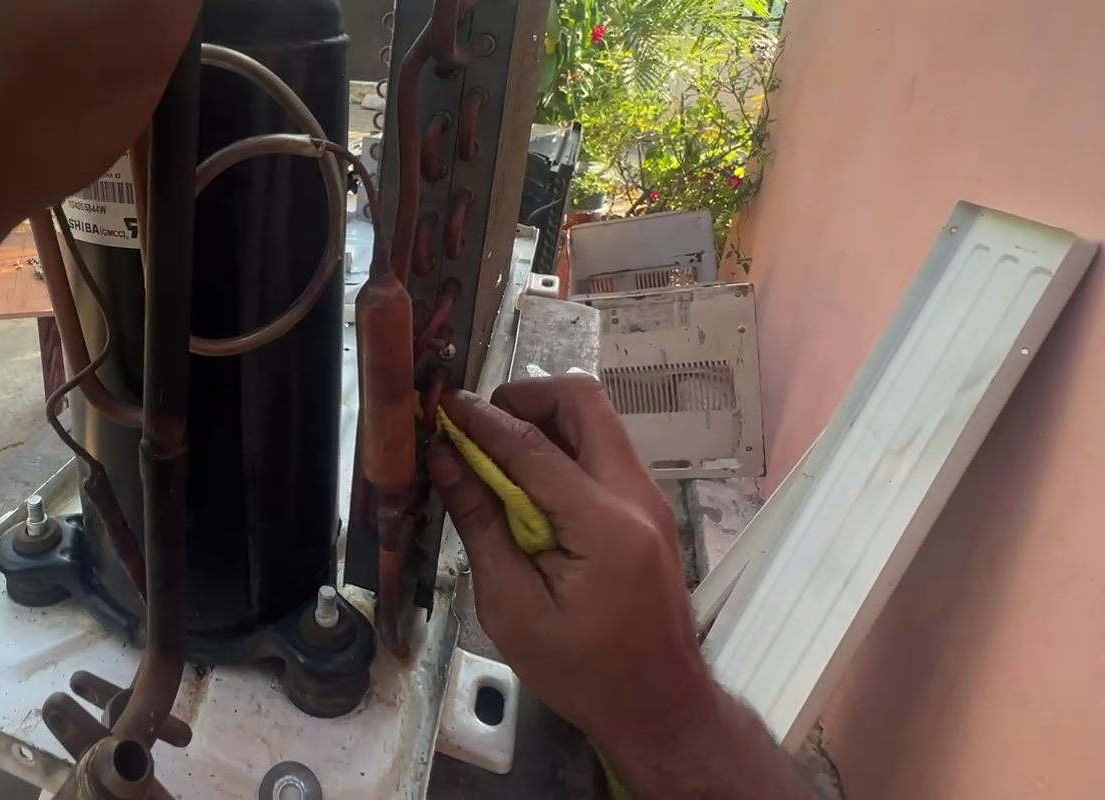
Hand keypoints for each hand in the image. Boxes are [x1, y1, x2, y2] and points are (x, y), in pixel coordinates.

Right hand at [432, 377, 816, 797]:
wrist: (662, 708)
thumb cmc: (582, 671)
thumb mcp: (511, 607)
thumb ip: (478, 523)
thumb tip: (442, 458)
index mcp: (604, 527)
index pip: (533, 446)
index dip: (482, 419)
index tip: (442, 403)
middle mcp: (636, 495)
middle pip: (584, 399)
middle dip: (524, 396)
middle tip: (480, 423)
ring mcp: (648, 496)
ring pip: (595, 416)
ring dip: (542, 415)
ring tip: (496, 448)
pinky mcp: (645, 504)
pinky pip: (599, 444)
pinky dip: (558, 440)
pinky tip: (526, 476)